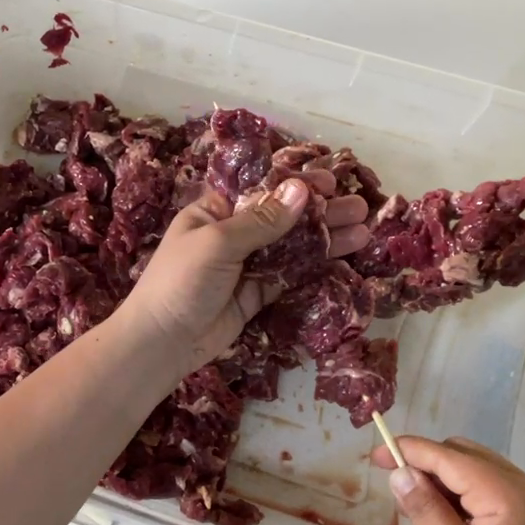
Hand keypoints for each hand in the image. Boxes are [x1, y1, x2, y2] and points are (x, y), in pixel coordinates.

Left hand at [120, 171, 369, 369]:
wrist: (162, 342)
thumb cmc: (181, 282)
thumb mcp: (218, 244)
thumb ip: (261, 221)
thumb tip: (300, 190)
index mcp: (214, 212)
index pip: (261, 190)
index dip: (295, 185)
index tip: (329, 181)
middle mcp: (232, 234)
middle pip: (282, 217)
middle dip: (320, 212)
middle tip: (358, 208)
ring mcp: (245, 265)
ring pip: (290, 246)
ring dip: (324, 239)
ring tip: (362, 231)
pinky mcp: (255, 294)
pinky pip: (289, 274)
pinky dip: (314, 266)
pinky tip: (342, 257)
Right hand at [374, 436, 524, 524]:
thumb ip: (425, 509)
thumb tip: (400, 471)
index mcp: (508, 496)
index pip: (450, 457)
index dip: (410, 451)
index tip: (373, 456)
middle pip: (464, 454)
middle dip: (426, 462)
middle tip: (394, 487)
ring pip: (474, 467)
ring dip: (441, 476)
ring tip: (415, 504)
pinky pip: (486, 486)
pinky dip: (458, 490)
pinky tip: (441, 515)